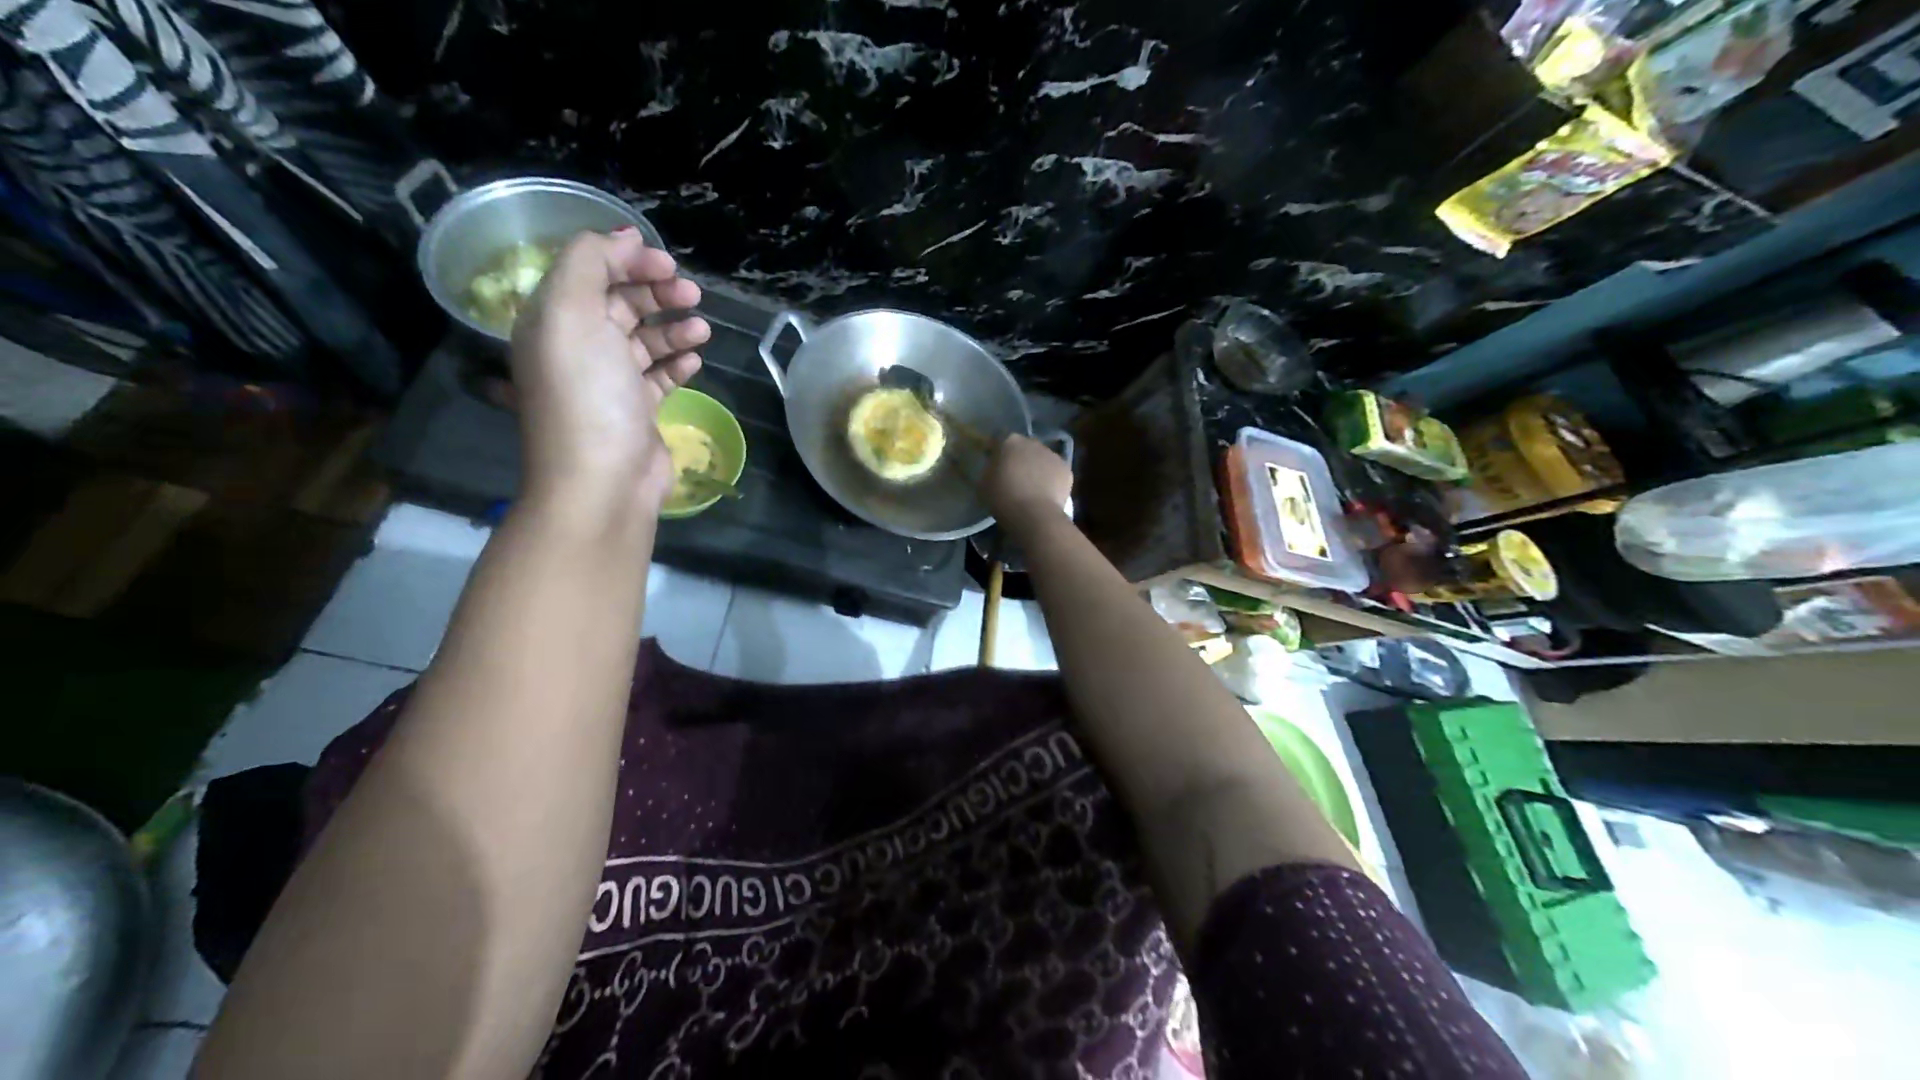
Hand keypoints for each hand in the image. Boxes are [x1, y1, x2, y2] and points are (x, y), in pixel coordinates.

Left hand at [508, 228, 710, 517]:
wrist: (602, 479)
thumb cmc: (587, 393)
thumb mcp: (572, 312)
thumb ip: (590, 262)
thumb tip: (623, 238)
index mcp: (552, 320)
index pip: (589, 272)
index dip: (627, 261)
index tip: (666, 264)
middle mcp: (577, 347)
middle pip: (620, 303)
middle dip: (656, 292)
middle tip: (692, 293)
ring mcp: (609, 382)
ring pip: (644, 339)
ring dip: (674, 327)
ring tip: (701, 328)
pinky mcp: (636, 411)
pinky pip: (659, 376)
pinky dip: (677, 362)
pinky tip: (695, 359)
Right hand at [982, 435, 1072, 528]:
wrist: (1033, 514)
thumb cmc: (1002, 498)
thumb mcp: (983, 483)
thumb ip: (989, 469)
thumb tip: (995, 467)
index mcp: (1009, 441)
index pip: (999, 442)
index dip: (997, 453)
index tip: (995, 466)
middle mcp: (1032, 442)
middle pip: (1023, 447)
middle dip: (1019, 458)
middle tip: (1015, 477)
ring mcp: (1052, 454)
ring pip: (1042, 458)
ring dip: (1037, 468)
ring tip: (1033, 487)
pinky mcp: (1066, 469)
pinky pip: (1055, 471)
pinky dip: (1052, 479)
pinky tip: (1047, 494)